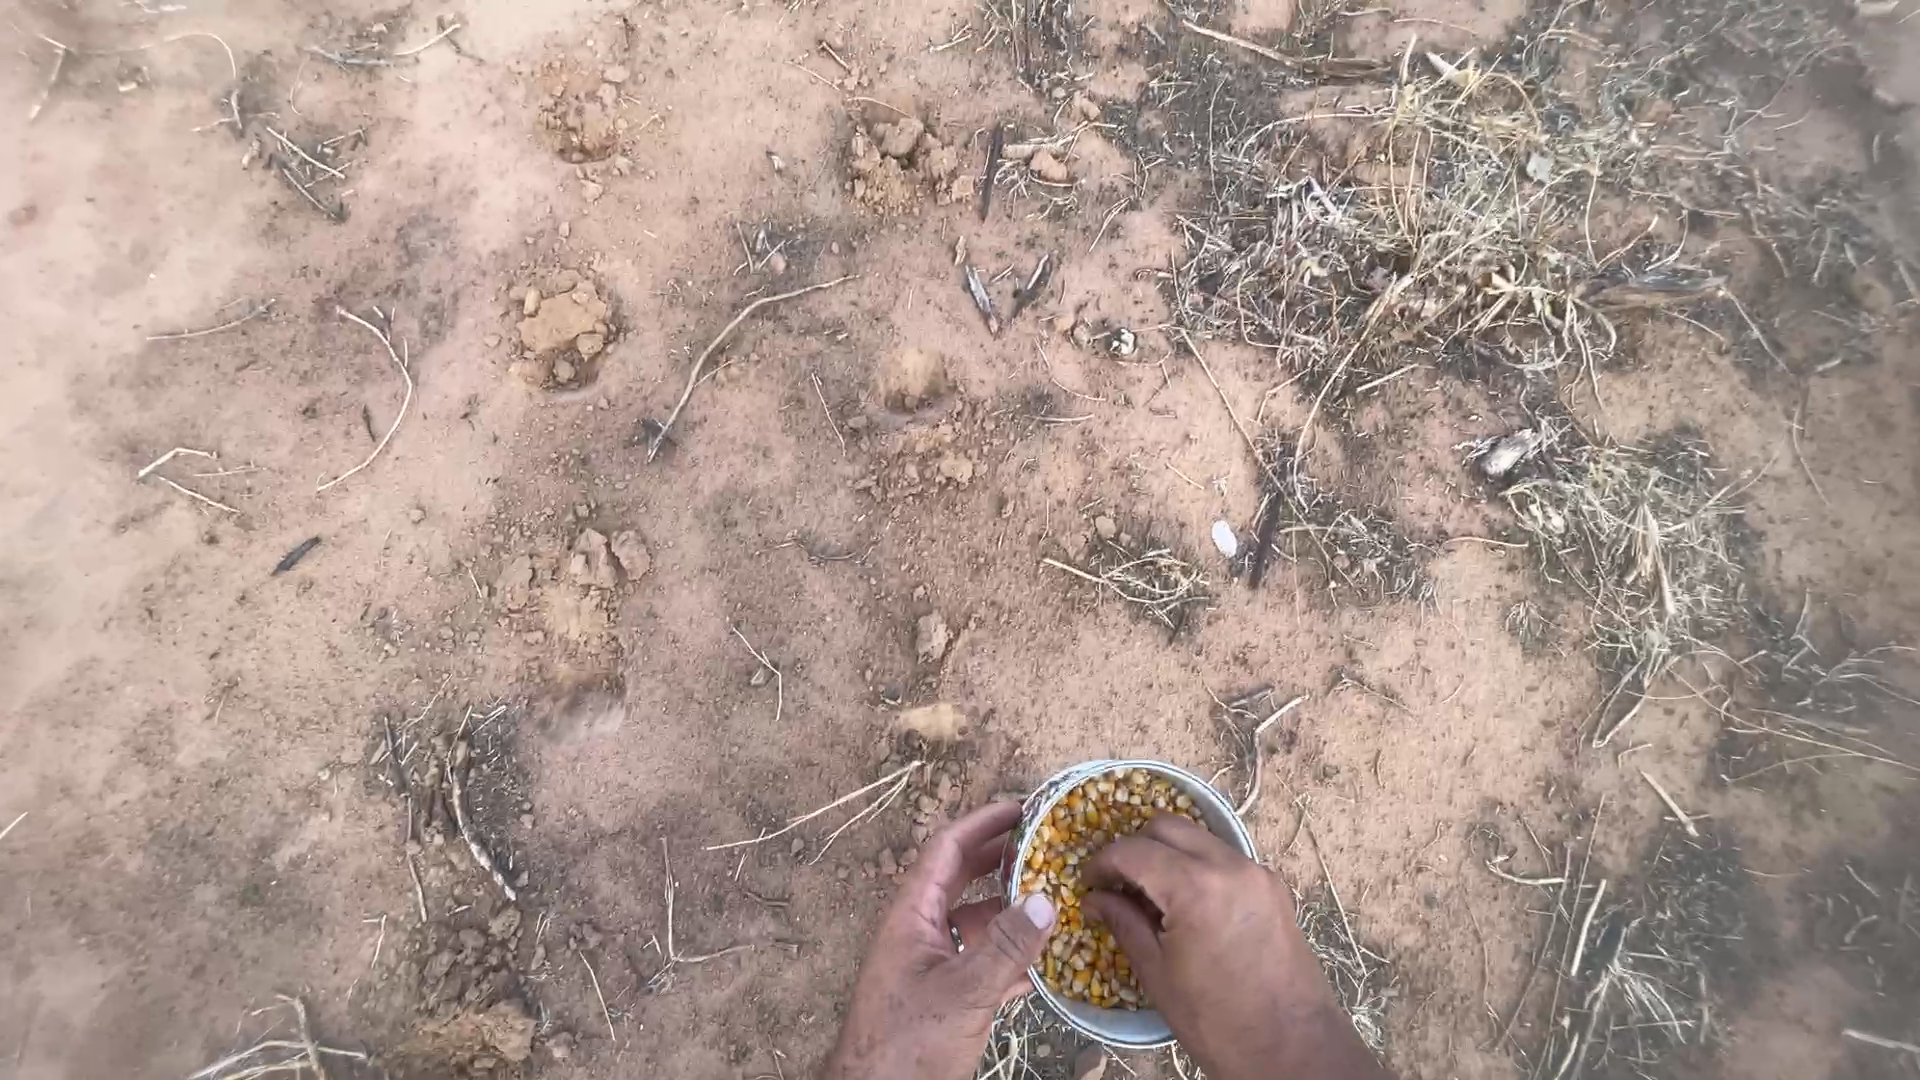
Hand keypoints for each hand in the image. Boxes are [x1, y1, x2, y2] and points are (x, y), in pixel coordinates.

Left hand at [820, 801, 1056, 1079]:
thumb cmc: (907, 1044)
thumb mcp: (963, 992)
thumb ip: (1006, 946)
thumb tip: (1046, 897)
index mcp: (912, 912)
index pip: (947, 848)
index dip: (982, 822)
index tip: (1020, 807)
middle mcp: (918, 927)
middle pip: (961, 876)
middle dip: (999, 857)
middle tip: (1042, 843)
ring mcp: (928, 961)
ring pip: (972, 919)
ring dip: (1008, 908)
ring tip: (1050, 898)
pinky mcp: (939, 993)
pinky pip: (977, 958)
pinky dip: (1006, 954)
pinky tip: (1040, 963)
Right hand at [1083, 815, 1390, 1079]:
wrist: (1300, 1058)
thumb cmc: (1220, 1025)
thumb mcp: (1159, 975)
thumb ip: (1123, 923)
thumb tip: (1093, 899)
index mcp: (1195, 888)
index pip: (1132, 850)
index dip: (1103, 863)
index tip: (1089, 883)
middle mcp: (1228, 865)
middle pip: (1164, 826)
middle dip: (1134, 848)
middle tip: (1117, 883)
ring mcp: (1255, 872)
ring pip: (1195, 835)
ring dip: (1166, 852)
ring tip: (1150, 892)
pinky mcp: (1273, 886)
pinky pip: (1222, 855)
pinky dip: (1196, 864)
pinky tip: (1186, 901)